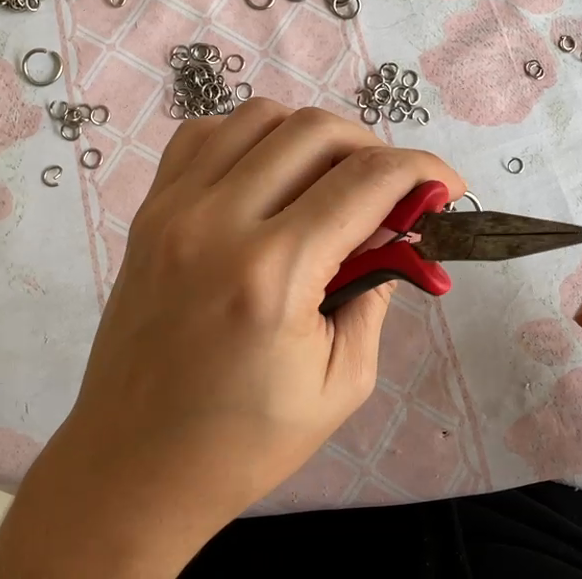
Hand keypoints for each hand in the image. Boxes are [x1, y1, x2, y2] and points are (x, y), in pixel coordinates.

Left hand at [0, 100, 463, 578]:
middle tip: (393, 188)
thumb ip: (375, 290)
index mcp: (274, 274)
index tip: (448, 187)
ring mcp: (174, 207)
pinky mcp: (148, 209)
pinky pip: (204, 134)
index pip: (366, 181)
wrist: (133, 465)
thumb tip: (395, 229)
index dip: (423, 170)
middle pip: (315, 130)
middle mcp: (218, 221)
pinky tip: (267, 175)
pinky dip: (249, 137)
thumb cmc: (245, 442)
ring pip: (260, 116)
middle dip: (373, 147)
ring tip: (332, 179)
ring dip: (312, 135)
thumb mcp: (341, 381)